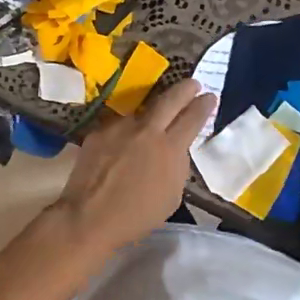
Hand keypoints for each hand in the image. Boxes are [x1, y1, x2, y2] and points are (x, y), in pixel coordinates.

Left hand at [52, 79, 217, 255]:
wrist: (90, 215)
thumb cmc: (137, 215)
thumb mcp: (172, 193)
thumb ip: (176, 165)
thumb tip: (174, 150)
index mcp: (169, 148)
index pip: (192, 118)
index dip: (203, 105)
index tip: (209, 96)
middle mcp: (145, 130)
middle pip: (168, 101)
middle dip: (184, 90)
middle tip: (193, 83)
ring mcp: (118, 128)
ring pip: (139, 114)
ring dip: (150, 116)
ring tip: (154, 123)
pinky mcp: (97, 132)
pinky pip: (118, 127)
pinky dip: (126, 132)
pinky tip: (124, 144)